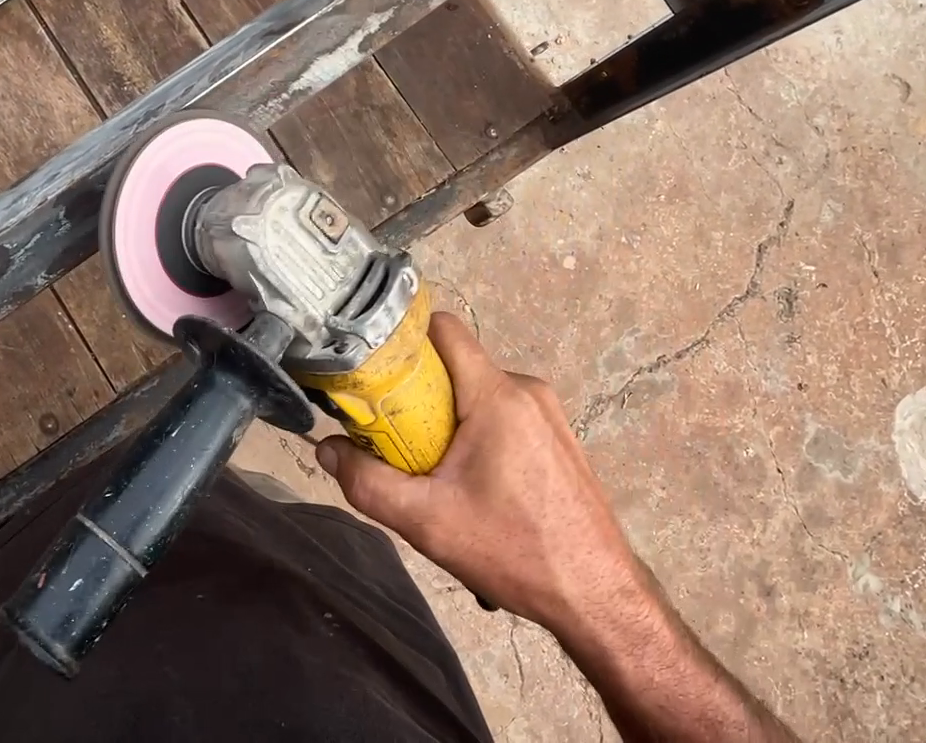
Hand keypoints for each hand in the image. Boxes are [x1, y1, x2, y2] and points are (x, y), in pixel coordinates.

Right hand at [315, 313, 648, 639]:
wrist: (599, 598)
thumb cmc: (515, 551)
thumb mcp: (426, 522)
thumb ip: (367, 482)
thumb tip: (326, 449)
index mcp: (497, 394)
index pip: (442, 328)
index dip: (401, 339)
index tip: (371, 371)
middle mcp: (526, 390)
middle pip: (453, 365)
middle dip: (417, 394)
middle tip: (394, 438)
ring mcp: (548, 413)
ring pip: (475, 392)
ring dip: (446, 420)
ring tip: (433, 471)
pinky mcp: (557, 437)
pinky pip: (501, 415)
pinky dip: (474, 434)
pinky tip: (471, 485)